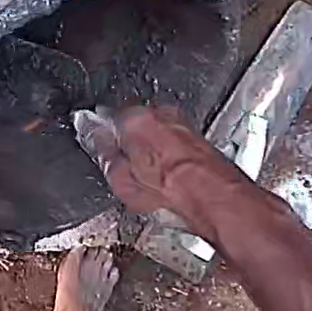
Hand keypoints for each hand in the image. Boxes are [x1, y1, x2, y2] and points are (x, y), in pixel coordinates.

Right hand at [72, 106, 251, 242]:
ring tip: (147, 175)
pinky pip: (172, 140)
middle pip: (133, 122)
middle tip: (123, 164)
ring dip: (148, 146)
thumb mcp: (120, 179)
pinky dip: (167, 152)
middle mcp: (160, 113)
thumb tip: (99, 144)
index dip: (102, 135)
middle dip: (127, 139)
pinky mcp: (197, 135)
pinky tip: (167, 176)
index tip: (99, 145)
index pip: (108, 118)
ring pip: (155, 130)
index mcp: (134, 118)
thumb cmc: (172, 187)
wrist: (213, 197)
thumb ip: (105, 155)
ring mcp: (180, 122)